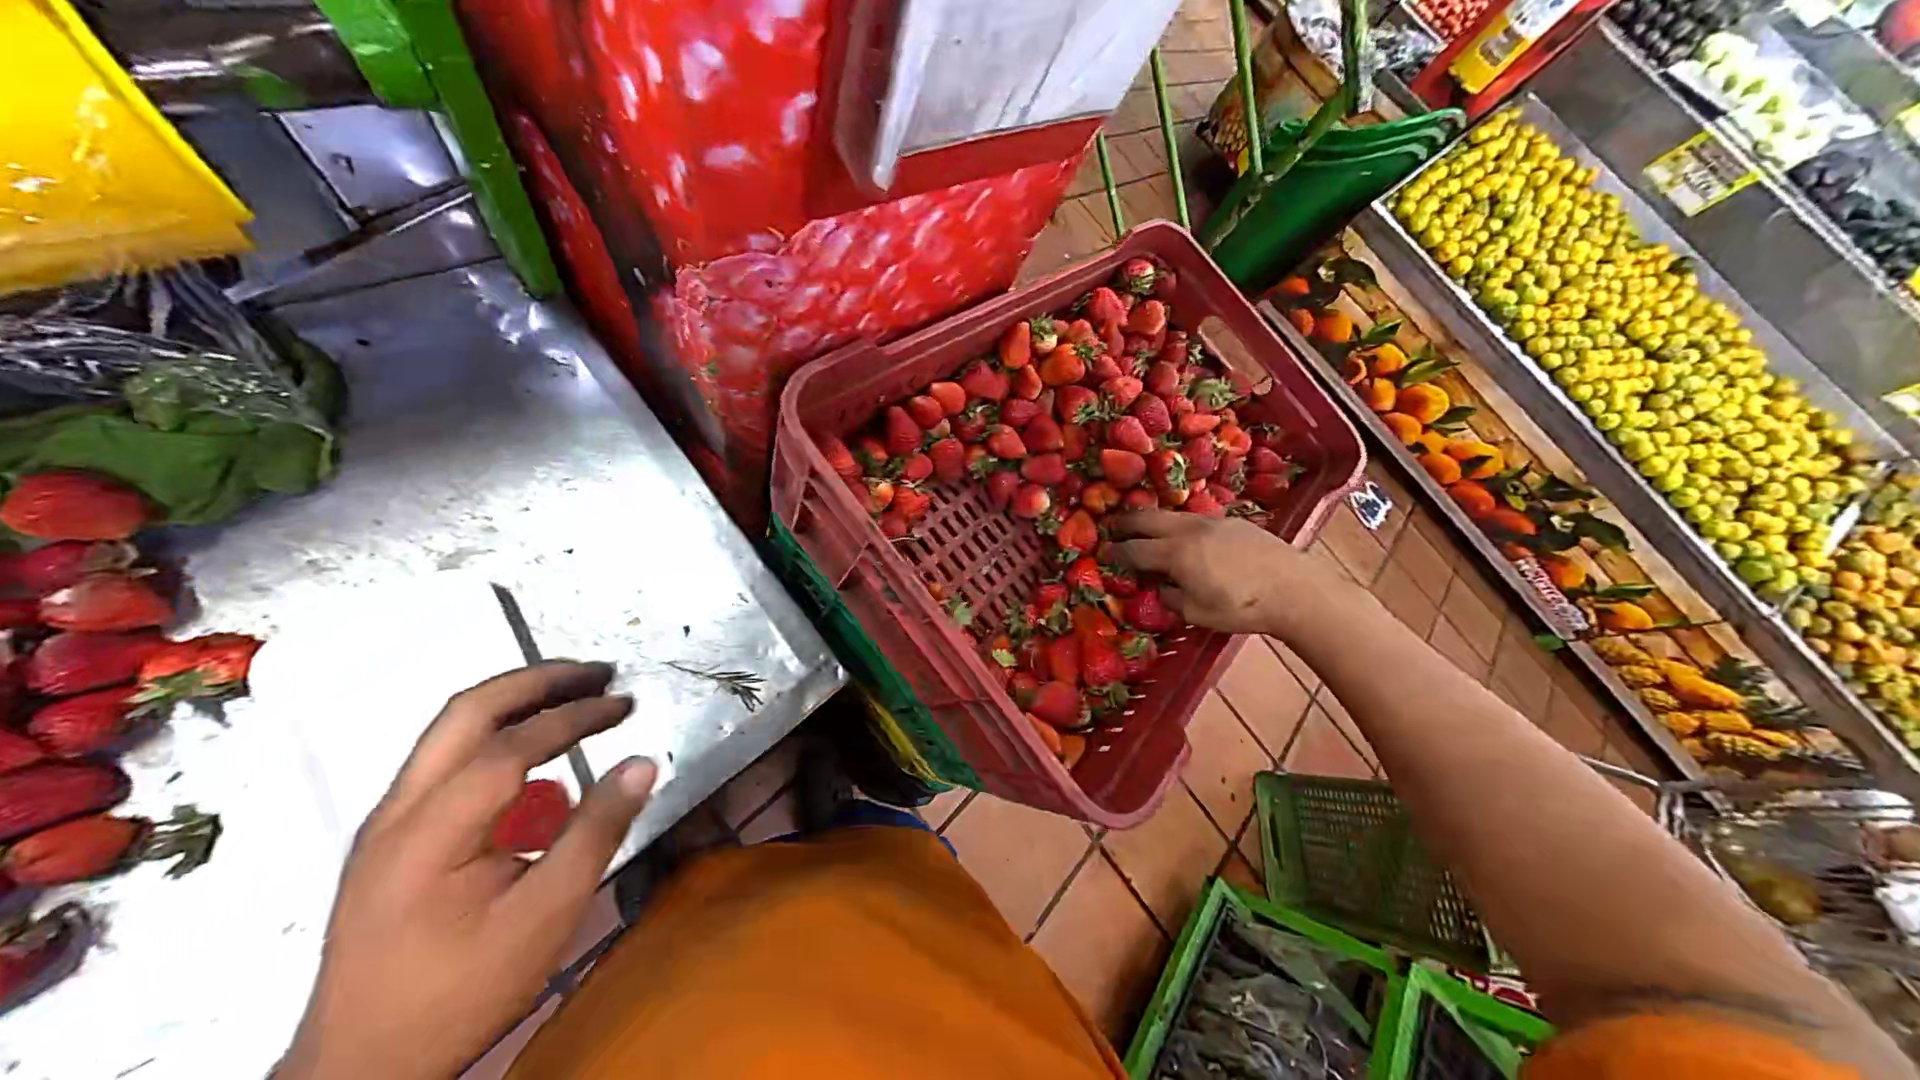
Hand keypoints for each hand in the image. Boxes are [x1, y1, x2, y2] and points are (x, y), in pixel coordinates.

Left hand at [279, 662, 655, 1079]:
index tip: (625, 704)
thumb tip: (642, 763)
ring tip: (575, 695)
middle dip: (538, 681)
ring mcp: (386, 822)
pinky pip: (447, 760)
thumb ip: (595, 832)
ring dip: (517, 701)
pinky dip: (499, 734)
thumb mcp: (545, 917)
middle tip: (599, 673)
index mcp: (427, 832)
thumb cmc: (459, 993)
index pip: (508, 746)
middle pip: (465, 712)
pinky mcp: (391, 837)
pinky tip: (536, 754)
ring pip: (450, 730)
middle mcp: (396, 811)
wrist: (361, 1068)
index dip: (574, 716)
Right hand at [1110, 510, 1354, 637]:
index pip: (1134, 549)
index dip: (1115, 551)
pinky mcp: (1233, 522)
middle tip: (1112, 527)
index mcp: (1175, 554)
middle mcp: (1189, 530)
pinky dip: (1179, 525)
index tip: (1103, 552)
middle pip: (1148, 519)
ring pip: (1172, 515)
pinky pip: (1195, 519)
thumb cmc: (1242, 607)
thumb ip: (1172, 598)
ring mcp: (1212, 522)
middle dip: (1126, 522)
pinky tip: (1185, 536)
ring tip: (1145, 528)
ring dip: (1153, 520)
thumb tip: (1162, 588)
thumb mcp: (1197, 613)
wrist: (1295, 590)